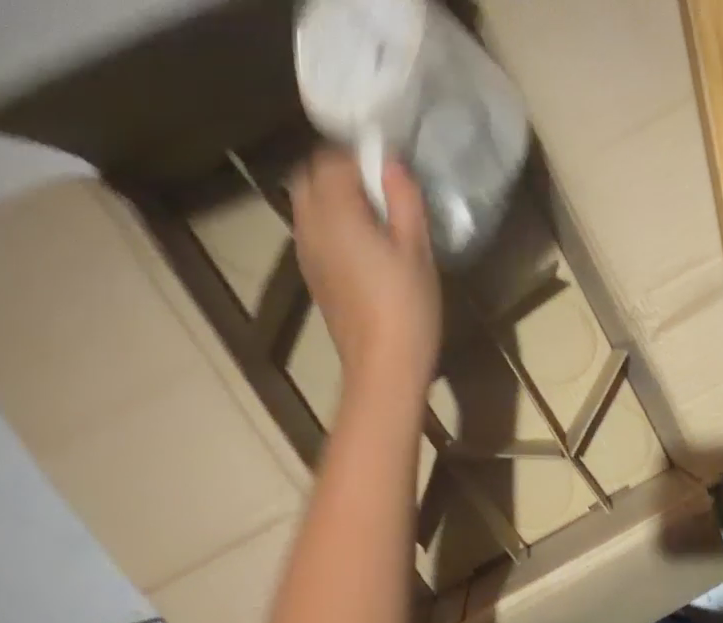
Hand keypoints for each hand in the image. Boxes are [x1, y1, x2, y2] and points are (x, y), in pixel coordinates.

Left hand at [291, 149, 441, 389]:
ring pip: (308, 204)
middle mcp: (309, 225)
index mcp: (334, 212)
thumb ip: (403, 198)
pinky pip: (313, 231)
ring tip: (374, 215)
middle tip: (379, 187)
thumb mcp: (416, 249)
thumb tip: (392, 163)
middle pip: (309, 176)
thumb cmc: (406, 307)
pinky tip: (365, 245)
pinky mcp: (313, 275)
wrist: (382, 366)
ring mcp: (306, 252)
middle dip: (339, 171)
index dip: (360, 155)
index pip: (332, 159)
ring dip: (334, 198)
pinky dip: (332, 223)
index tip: (390, 167)